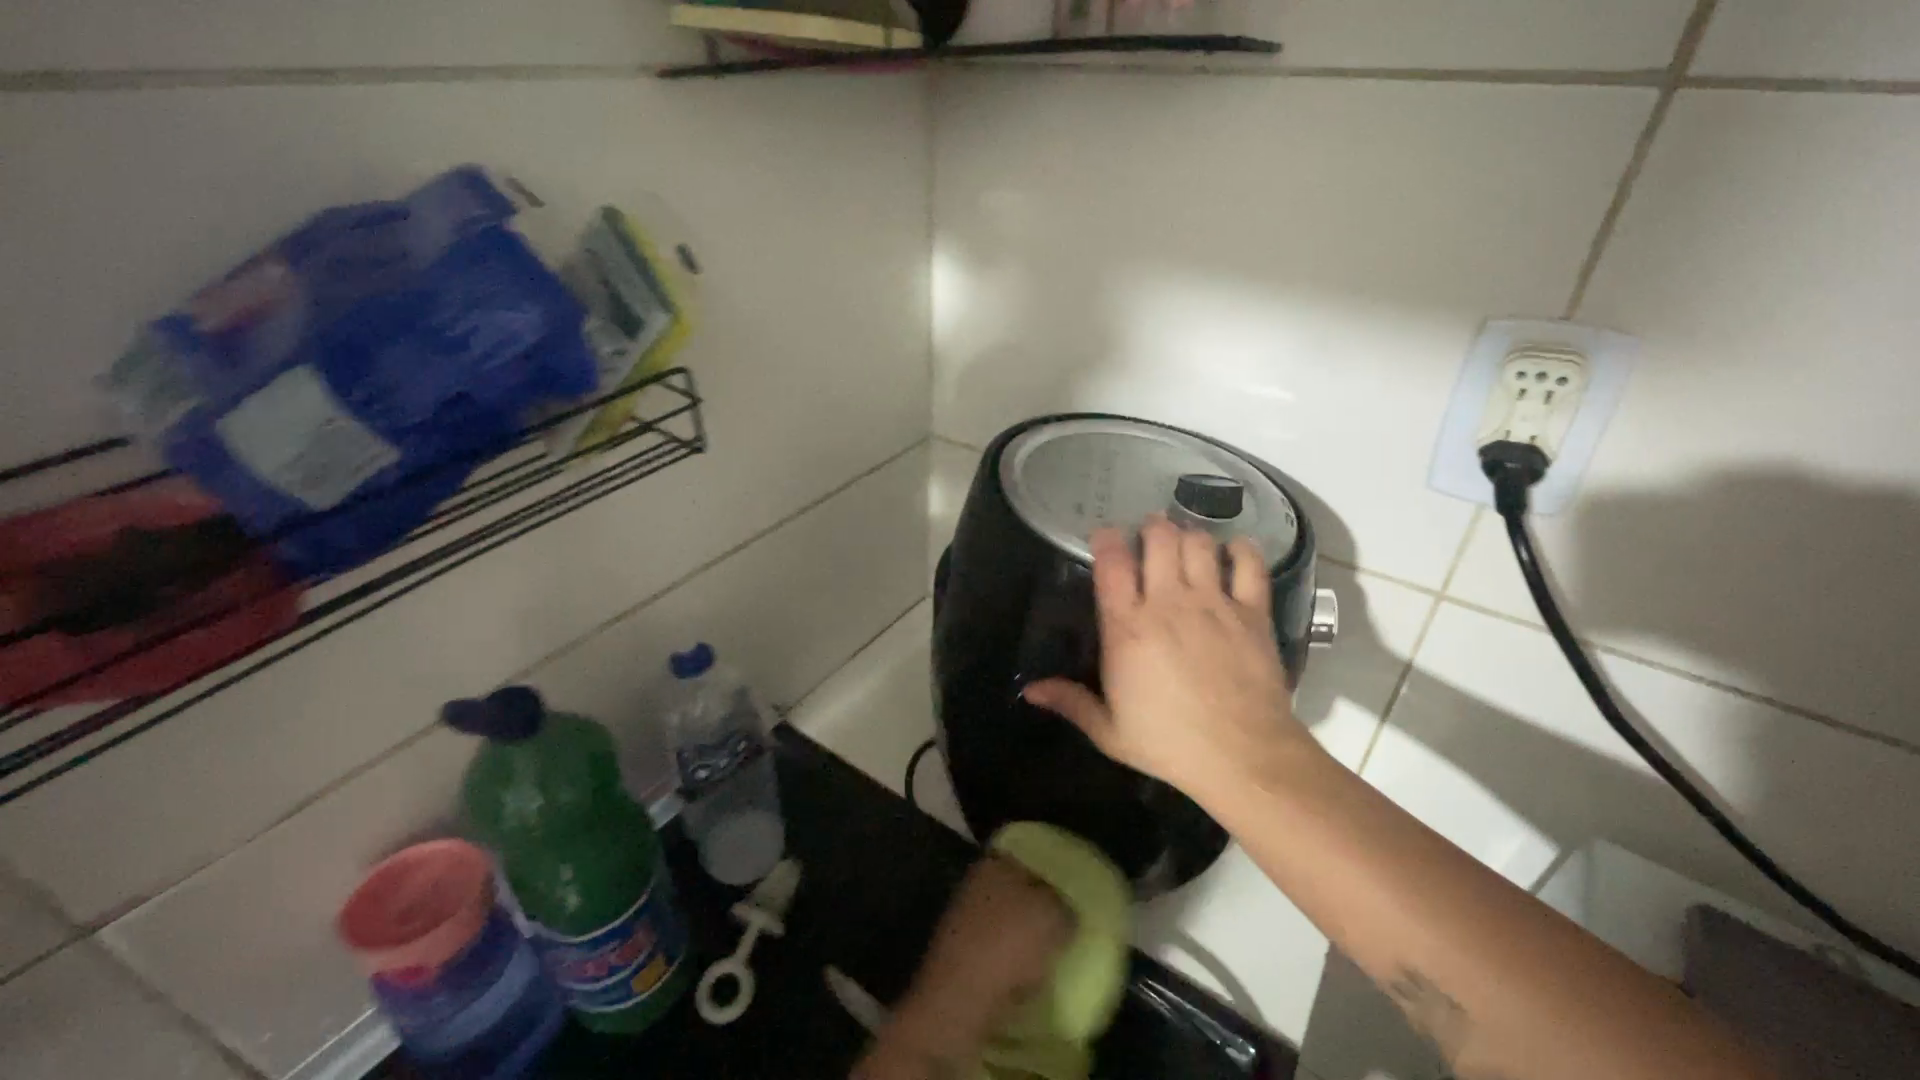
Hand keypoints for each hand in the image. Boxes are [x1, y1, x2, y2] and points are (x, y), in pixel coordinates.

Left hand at [852, 855, 1072, 1079]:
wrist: (959, 997)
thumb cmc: (1010, 943)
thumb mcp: (1057, 915)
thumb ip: (1068, 903)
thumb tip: (1070, 906)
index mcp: (995, 861)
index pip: (1032, 854)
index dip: (1056, 869)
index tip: (1077, 889)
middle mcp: (975, 881)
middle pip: (1019, 887)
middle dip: (1041, 903)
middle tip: (1070, 921)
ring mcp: (963, 916)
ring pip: (1007, 918)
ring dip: (1026, 933)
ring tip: (1053, 951)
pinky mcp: (959, 951)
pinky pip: (996, 947)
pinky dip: (1011, 958)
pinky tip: (1028, 974)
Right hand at [1022, 517, 1321, 802]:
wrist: (1242, 754)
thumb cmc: (1169, 743)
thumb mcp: (1109, 731)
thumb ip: (1070, 703)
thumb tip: (1030, 691)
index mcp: (1127, 628)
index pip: (1112, 563)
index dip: (1107, 539)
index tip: (1105, 535)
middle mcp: (1169, 603)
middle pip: (1159, 540)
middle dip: (1152, 528)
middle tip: (1150, 534)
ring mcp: (1214, 603)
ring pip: (1199, 544)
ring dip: (1189, 535)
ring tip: (1185, 541)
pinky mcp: (1252, 612)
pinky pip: (1249, 564)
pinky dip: (1241, 549)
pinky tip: (1233, 550)